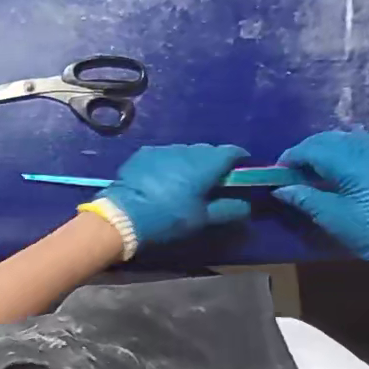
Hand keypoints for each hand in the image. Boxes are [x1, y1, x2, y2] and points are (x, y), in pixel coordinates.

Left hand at [94, 143, 250, 252]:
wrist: (123, 215)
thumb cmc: (168, 218)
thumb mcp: (202, 219)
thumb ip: (228, 209)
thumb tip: (246, 204)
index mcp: (204, 164)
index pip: (231, 152)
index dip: (240, 161)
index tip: (241, 173)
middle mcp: (185, 150)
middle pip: (208, 151)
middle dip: (214, 163)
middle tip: (214, 182)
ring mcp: (162, 149)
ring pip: (185, 151)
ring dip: (191, 163)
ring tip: (187, 182)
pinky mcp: (143, 153)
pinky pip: (165, 155)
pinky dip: (171, 164)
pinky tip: (164, 180)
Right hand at [272, 131, 368, 303]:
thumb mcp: (331, 217)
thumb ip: (304, 197)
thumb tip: (280, 189)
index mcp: (350, 162)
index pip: (311, 148)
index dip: (292, 157)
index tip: (280, 170)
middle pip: (329, 138)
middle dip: (309, 150)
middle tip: (297, 169)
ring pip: (350, 137)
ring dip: (331, 148)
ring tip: (322, 166)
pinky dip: (353, 147)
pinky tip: (349, 162)